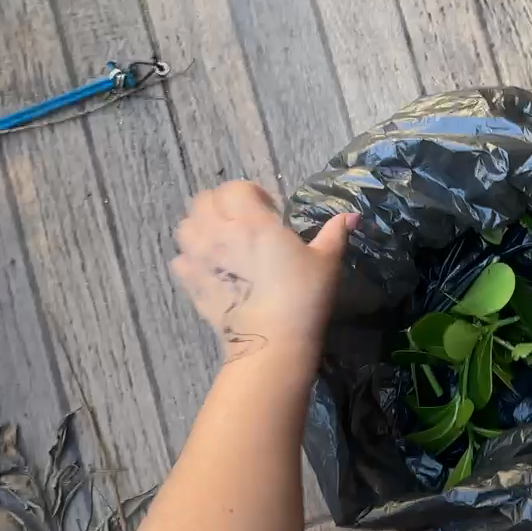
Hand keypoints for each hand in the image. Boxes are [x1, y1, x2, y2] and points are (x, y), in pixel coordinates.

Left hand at [170, 181, 358, 363]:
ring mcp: (200, 258)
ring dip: (201, 225)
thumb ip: (335, 233)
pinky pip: (179, 258)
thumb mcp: (327, 261)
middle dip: (223, 203)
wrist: (272, 342)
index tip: (269, 209)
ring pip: (186, 226)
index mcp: (252, 222)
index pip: (235, 188)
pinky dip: (191, 257)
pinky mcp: (190, 283)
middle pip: (204, 200)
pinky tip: (212, 267)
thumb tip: (352, 216)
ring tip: (222, 240)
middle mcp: (219, 233)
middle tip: (244, 220)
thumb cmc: (304, 296)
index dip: (251, 192)